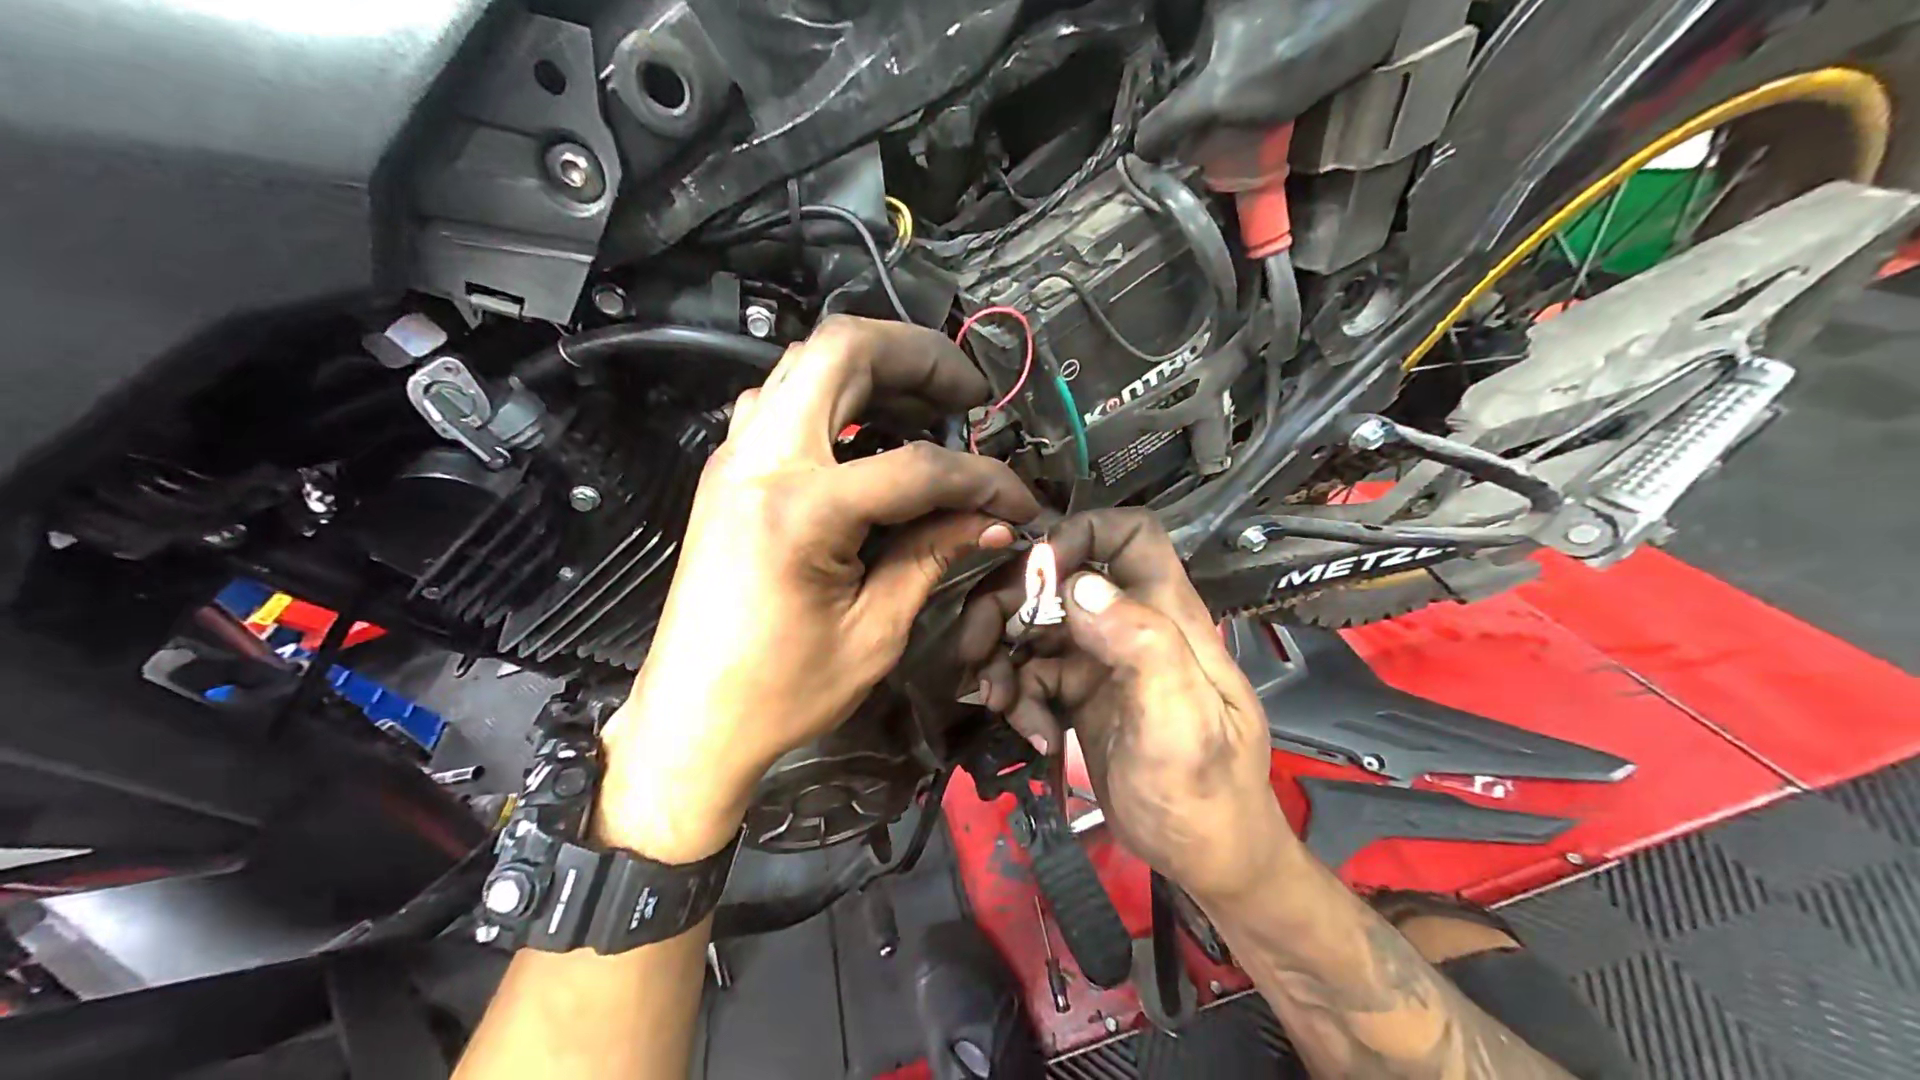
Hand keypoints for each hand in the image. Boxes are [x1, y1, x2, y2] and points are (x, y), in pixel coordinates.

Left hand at [597, 317, 1040, 862]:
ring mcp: (735, 458)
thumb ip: (934, 554)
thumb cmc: (781, 692)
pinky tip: (869, 437)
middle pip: (843, 349)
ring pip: (808, 364)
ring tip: (929, 409)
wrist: (691, 720)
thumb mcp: (876, 631)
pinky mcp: (728, 471)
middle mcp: (761, 460)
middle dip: (920, 357)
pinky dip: (836, 399)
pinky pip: (785, 401)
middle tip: (968, 394)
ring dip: (876, 371)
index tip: (1019, 500)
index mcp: (802, 510)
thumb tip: (996, 518)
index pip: (918, 465)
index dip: (983, 478)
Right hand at [955, 510, 1296, 901]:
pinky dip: (1019, 699)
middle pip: (1058, 580)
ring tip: (997, 700)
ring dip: (1003, 658)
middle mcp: (1128, 624)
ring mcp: (1099, 659)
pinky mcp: (1079, 694)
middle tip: (980, 646)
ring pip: (1034, 627)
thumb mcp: (1182, 717)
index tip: (1037, 572)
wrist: (1202, 856)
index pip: (1130, 534)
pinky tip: (1032, 734)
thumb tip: (1079, 584)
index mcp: (1165, 613)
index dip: (1081, 534)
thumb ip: (1141, 643)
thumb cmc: (1203, 788)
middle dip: (1011, 606)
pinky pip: (1032, 675)